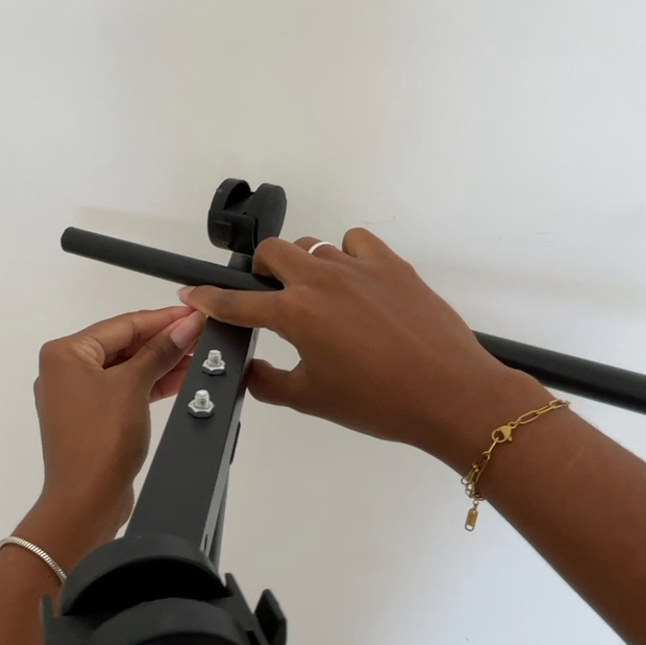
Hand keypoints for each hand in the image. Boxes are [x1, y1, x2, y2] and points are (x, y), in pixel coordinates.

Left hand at [19, 306, 203, 564]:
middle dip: (162, 341)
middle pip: (122, 344)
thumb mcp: (133, 386)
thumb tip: (185, 326)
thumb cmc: (100, 442)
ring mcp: (75, 397)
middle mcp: (64, 371)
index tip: (194, 313)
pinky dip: (149, 385)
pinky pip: (122, 391)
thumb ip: (160, 352)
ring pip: (124, 369)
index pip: (122, 324)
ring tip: (197, 355)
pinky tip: (179, 379)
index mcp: (64, 354)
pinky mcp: (90, 419)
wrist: (86, 501)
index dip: (162, 319)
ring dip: (159, 363)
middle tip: (200, 334)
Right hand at [180, 230, 548, 469]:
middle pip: (271, 253)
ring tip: (313, 295)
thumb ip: (268, 382)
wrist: (450, 395)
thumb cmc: (380, 402)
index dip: (209, 299)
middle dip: (258, 271)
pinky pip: (356, 242)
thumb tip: (250, 372)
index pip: (237, 303)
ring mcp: (359, 268)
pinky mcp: (393, 265)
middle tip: (265, 295)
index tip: (195, 294)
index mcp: (295, 315)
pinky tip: (351, 282)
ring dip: (302, 265)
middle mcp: (322, 282)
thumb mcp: (311, 399)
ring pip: (313, 245)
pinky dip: (344, 255)